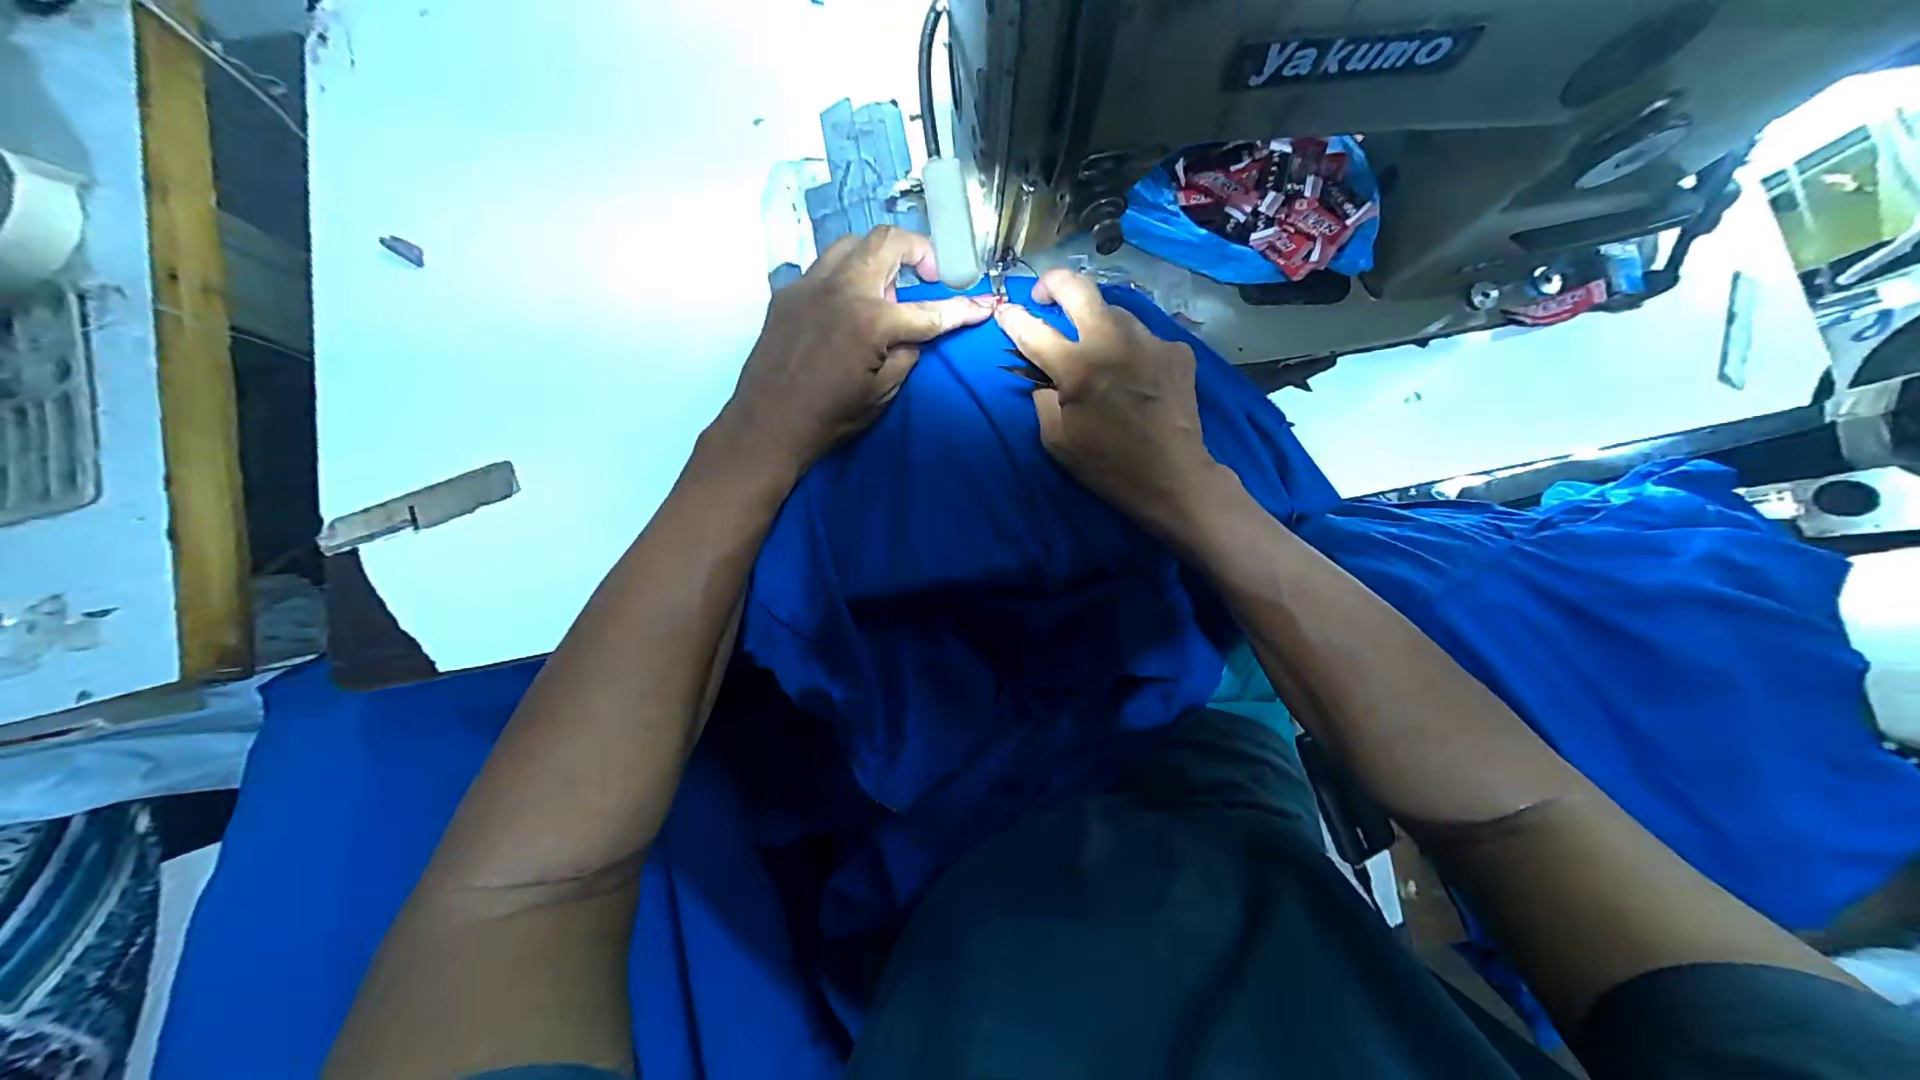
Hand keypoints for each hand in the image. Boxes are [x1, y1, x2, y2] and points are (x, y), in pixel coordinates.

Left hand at [723, 226, 997, 469]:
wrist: (767, 425)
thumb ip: (906, 355)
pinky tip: (848, 304)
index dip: (962, 310)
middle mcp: (841, 288)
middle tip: (928, 276)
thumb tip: (913, 335)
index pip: (928, 311)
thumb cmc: (829, 419)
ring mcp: (809, 284)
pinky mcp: (787, 292)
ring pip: (852, 244)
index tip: (986, 304)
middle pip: (887, 242)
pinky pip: (824, 267)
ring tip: (886, 287)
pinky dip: (846, 275)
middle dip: (918, 251)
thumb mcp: (882, 394)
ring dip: (878, 257)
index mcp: (870, 320)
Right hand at [996, 269, 1225, 533]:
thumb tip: (1045, 379)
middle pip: (1078, 289)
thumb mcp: (1057, 441)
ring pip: (1114, 311)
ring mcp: (1151, 342)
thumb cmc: (1108, 465)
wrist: (1173, 478)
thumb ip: (1044, 400)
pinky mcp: (1177, 352)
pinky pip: (1144, 338)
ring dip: (1096, 321)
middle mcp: (1114, 342)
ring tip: (1093, 343)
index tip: (1004, 311)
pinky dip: (1130, 349)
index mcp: (1078, 368)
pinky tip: (1132, 372)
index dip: (1013, 319)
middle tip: (1045, 296)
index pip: (1034, 330)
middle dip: (1053, 283)